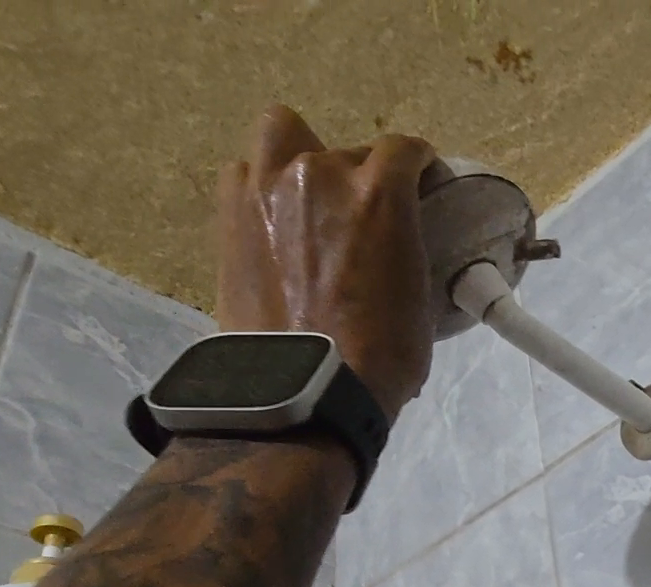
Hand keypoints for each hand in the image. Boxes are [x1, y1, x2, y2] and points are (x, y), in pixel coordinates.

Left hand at [215, 104, 438, 422]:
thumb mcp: (419, 298)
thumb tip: (398, 246)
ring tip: (311, 202)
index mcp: (380, 195)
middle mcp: (319, 174)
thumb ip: (406, 249)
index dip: (417, 166)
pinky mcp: (229, 215)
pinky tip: (279, 225)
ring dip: (301, 159)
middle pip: (347, 150)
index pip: (405, 150)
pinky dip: (265, 190)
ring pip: (282, 134)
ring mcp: (266, 189)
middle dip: (361, 176)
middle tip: (365, 216)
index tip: (421, 182)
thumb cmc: (383, 355)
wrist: (309, 388)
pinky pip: (246, 175)